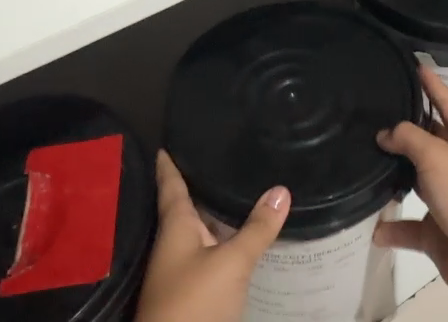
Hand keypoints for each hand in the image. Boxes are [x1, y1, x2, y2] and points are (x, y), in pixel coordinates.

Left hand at [136, 151, 288, 321]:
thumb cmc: (193, 303)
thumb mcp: (231, 263)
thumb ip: (256, 229)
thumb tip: (282, 189)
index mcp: (175, 228)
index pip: (170, 186)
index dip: (169, 165)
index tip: (166, 144)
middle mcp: (174, 246)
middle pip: (184, 209)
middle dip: (198, 188)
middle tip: (217, 158)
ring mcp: (181, 273)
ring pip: (197, 235)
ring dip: (213, 217)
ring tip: (234, 192)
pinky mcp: (192, 295)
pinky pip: (208, 257)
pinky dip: (221, 243)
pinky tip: (239, 242)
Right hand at [373, 66, 447, 319]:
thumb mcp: (438, 156)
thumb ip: (409, 137)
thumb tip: (386, 134)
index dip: (432, 85)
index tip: (414, 65)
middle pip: (430, 140)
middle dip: (405, 128)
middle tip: (374, 111)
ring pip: (417, 180)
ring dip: (396, 174)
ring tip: (365, 156)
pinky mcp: (437, 231)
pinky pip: (409, 226)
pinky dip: (393, 227)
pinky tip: (374, 226)